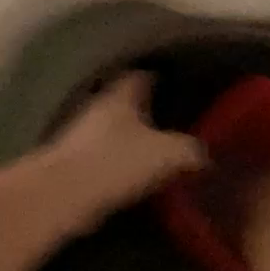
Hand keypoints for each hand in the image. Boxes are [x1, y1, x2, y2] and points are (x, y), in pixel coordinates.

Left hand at [46, 73, 205, 214]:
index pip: (142, 75)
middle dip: (148, 111)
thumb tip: (204, 154)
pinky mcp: (75, 163)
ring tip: (159, 153)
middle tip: (175, 123)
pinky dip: (120, 164)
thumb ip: (188, 150)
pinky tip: (137, 178)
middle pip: (128, 102)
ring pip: (115, 130)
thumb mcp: (165, 154)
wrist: (65, 195)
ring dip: (132, 140)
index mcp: (121, 94)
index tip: (179, 86)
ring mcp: (83, 135)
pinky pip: (105, 157)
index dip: (161, 78)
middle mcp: (100, 107)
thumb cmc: (116, 161)